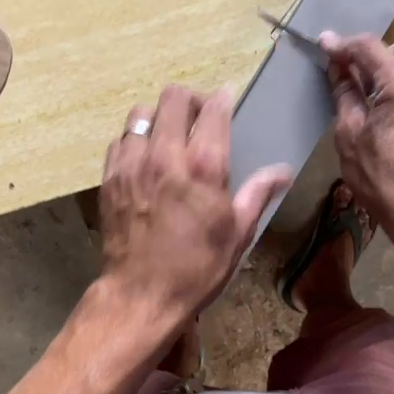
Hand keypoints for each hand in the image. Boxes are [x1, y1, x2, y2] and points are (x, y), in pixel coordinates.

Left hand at [98, 85, 291, 329]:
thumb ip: (258, 193)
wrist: (142, 295)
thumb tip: (283, 172)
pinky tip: (145, 159)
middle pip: (173, 98)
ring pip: (142, 113)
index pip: (213, 110)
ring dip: (159, 117)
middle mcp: (165, 155)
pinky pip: (121, 140)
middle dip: (190, 100)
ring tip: (168, 136)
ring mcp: (132, 164)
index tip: (226, 100)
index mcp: (204, 167)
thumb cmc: (197, 268)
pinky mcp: (110, 178)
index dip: (222, 99)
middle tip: (199, 118)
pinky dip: (135, 140)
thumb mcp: (238, 234)